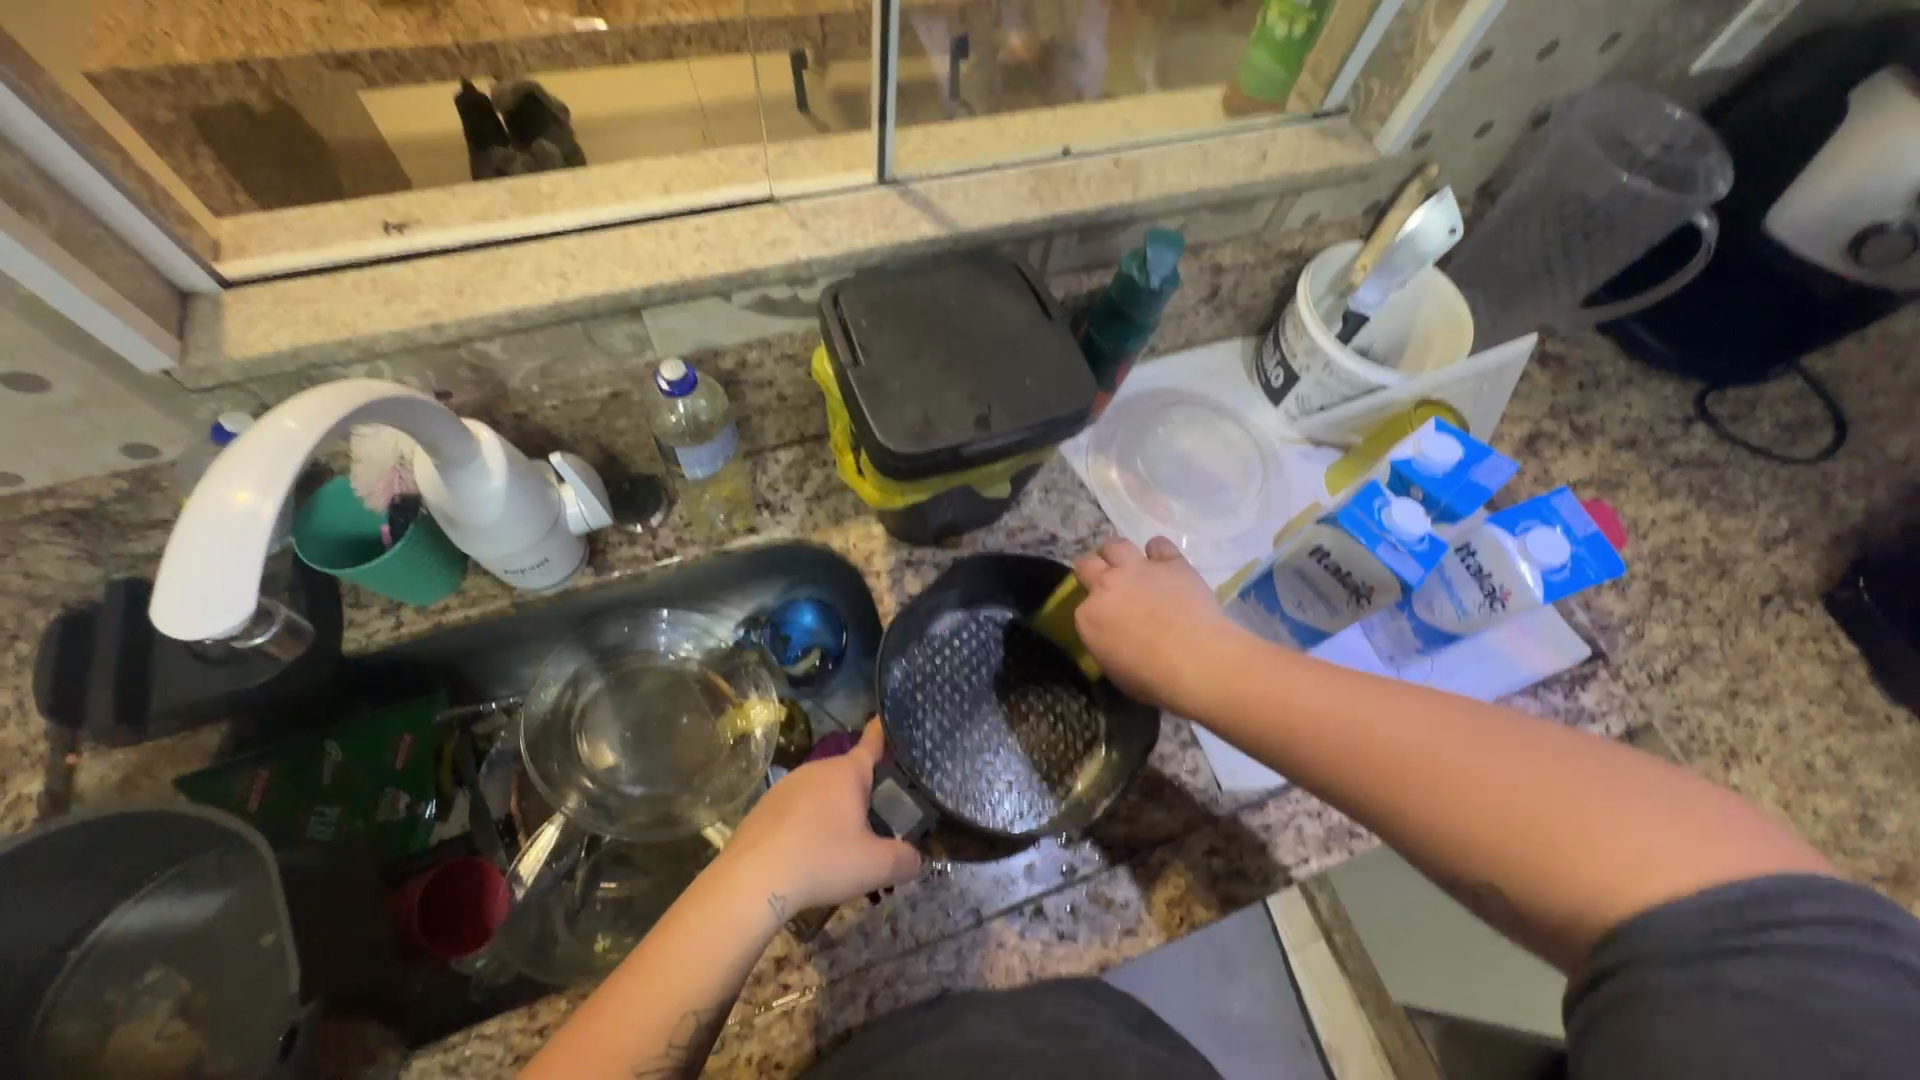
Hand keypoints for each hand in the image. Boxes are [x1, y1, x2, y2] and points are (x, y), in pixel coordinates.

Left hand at [713, 720, 921, 915]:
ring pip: (821, 794)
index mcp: (847, 773)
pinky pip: (797, 810)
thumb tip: (917, 859)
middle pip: (848, 776)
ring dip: (834, 812)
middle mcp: (816, 769)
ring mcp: (786, 786)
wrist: (752, 881)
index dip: (882, 733)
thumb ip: (905, 860)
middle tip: (877, 823)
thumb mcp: (875, 867)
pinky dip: (807, 825)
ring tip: (842, 846)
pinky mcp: (764, 807)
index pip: (872, 743)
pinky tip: (808, 854)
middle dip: (862, 794)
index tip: (885, 718)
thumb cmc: (821, 861)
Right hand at [1073, 537, 1245, 711]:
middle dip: (1092, 569)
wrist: (1194, 660)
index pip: (1082, 605)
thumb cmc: (1152, 677)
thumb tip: (1115, 639)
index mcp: (1088, 615)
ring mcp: (1139, 569)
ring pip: (1116, 545)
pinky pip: (1158, 544)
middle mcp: (1107, 585)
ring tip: (1128, 564)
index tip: (1103, 618)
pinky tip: (1164, 562)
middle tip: (1104, 580)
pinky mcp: (1172, 563)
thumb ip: (1107, 645)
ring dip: (1117, 553)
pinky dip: (1158, 551)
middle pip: (1088, 563)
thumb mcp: (1115, 670)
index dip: (1093, 610)